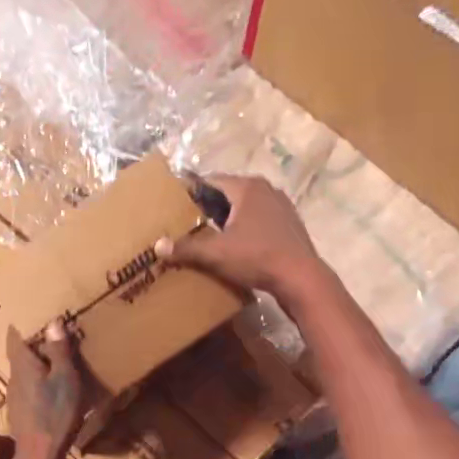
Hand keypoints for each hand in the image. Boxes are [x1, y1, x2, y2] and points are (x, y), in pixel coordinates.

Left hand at [4, 323, 83, 458]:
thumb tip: (53, 322)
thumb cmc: (55, 414)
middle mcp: (13, 377)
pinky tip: (52, 388)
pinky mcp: (20, 411)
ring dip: (37, 364)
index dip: (22, 325)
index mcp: (22, 365)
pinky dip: (38, 381)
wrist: (38, 454)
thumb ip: (58, 351)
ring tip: (56, 360)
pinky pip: (28, 387)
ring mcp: (14, 396)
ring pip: (24, 371)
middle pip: (19, 353)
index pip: (14, 336)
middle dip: (33, 344)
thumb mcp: (64, 379)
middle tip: (52, 336)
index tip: (34, 316)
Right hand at [158, 175, 329, 306]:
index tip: (173, 205)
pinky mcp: (287, 224)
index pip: (211, 181)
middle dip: (206, 207)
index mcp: (247, 188)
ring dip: (224, 219)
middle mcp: (265, 189)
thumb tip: (158, 246)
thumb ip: (186, 248)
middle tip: (184, 222)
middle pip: (227, 193)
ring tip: (205, 235)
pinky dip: (241, 228)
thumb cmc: (256, 257)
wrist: (300, 277)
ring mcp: (280, 206)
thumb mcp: (215, 254)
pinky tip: (232, 245)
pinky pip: (256, 220)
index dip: (190, 192)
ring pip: (243, 207)